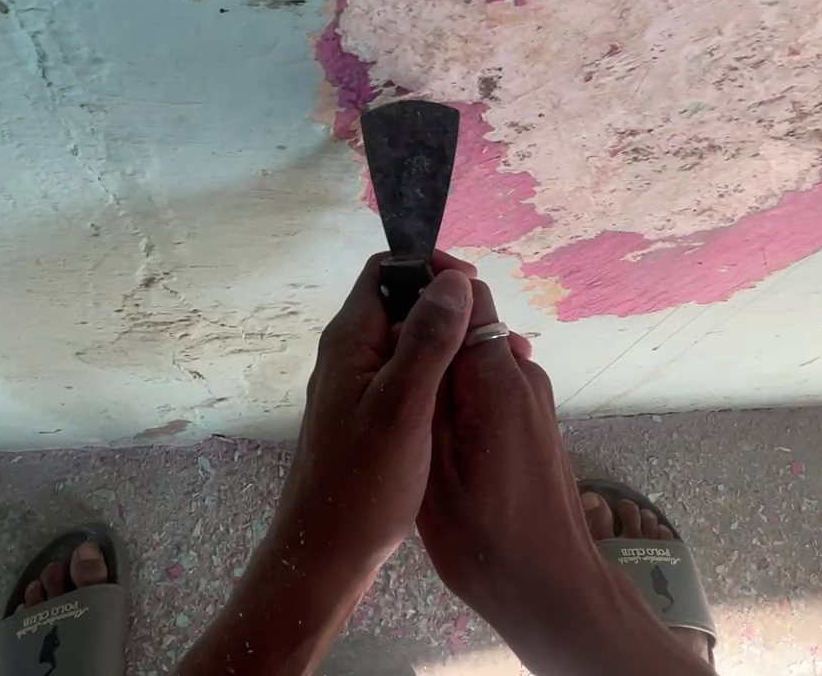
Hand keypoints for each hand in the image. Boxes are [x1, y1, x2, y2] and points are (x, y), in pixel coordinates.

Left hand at [181, 251, 478, 675]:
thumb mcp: (404, 405)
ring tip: (492, 361)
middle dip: (447, 306)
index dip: (428, 266)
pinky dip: (438, 369)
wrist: (327, 554)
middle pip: (400, 300)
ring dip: (447, 339)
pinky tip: (466, 391)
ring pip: (408, 337)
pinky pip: (407, 370)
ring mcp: (357, 381)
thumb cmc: (364, 482)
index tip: (474, 285)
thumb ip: (427, 339)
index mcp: (351, 338)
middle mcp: (350, 350)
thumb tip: (453, 281)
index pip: (386, 270)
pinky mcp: (368, 409)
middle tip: (494, 333)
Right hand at [416, 283, 706, 674]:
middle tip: (388, 351)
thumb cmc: (484, 536)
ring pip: (483, 349)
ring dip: (447, 355)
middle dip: (432, 322)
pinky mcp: (535, 417)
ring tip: (407, 388)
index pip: (469, 297)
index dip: (432, 281)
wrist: (550, 589)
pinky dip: (464, 381)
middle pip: (475, 319)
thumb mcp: (436, 466)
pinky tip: (437, 418)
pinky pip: (495, 376)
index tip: (393, 288)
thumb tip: (427, 324)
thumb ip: (431, 389)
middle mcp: (523, 375)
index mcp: (496, 379)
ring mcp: (534, 396)